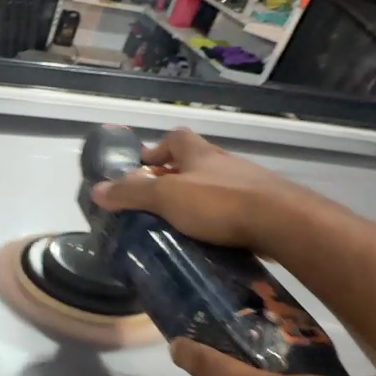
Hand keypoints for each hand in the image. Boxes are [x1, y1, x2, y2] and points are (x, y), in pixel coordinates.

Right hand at [90, 129, 313, 253]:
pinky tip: (204, 237)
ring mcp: (246, 185)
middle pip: (195, 162)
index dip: (157, 148)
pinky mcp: (260, 209)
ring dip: (194, 198)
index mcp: (200, 154)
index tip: (143, 165)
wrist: (280, 222)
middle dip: (174, 176)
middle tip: (154, 199)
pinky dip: (213, 218)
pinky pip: (229, 208)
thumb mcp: (166, 198)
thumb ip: (132, 194)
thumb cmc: (219, 203)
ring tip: (175, 222)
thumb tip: (96, 189)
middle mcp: (224, 164)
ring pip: (213, 186)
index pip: (177, 138)